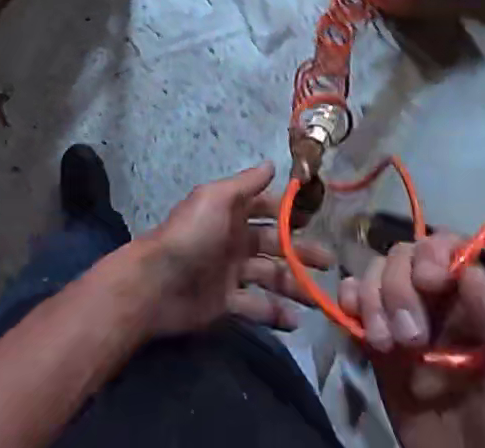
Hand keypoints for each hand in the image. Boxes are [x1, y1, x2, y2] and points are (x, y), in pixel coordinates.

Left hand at [130, 162, 334, 337]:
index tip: (316, 218)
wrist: (155, 283)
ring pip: (271, 277)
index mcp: (233, 213)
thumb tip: (273, 164)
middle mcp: (235, 240)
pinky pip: (256, 307)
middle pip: (276, 245)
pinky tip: (296, 321)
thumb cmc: (190, 234)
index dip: (290, 213)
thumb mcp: (217, 198)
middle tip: (329, 263)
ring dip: (295, 286)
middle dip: (302, 252)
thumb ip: (246, 183)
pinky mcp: (226, 303)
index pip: (268, 210)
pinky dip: (276, 313)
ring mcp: (231, 273)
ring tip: (319, 299)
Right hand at [340, 234, 484, 447]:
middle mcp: (439, 303)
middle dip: (400, 284)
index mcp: (480, 304)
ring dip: (374, 296)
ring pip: (377, 271)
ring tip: (385, 343)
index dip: (434, 253)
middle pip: (406, 254)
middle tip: (410, 336)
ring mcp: (405, 321)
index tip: (431, 281)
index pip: (450, 248)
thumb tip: (471, 271)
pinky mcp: (376, 347)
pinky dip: (348, 299)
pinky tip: (357, 324)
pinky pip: (353, 301)